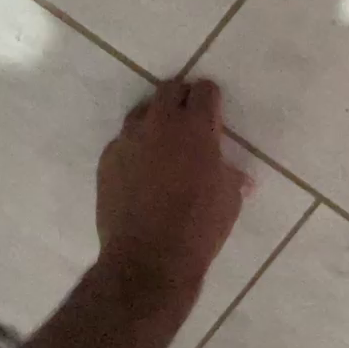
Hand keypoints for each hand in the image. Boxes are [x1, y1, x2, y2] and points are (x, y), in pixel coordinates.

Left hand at [95, 78, 250, 295]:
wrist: (149, 258)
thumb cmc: (200, 226)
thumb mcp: (230, 198)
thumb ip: (231, 176)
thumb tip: (240, 177)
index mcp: (197, 127)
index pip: (204, 90)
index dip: (211, 98)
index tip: (214, 112)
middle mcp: (160, 124)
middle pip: (170, 90)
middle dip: (182, 98)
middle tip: (191, 120)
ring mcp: (129, 140)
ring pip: (142, 112)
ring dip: (156, 119)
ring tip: (165, 143)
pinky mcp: (108, 160)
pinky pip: (124, 141)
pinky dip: (136, 147)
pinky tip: (143, 170)